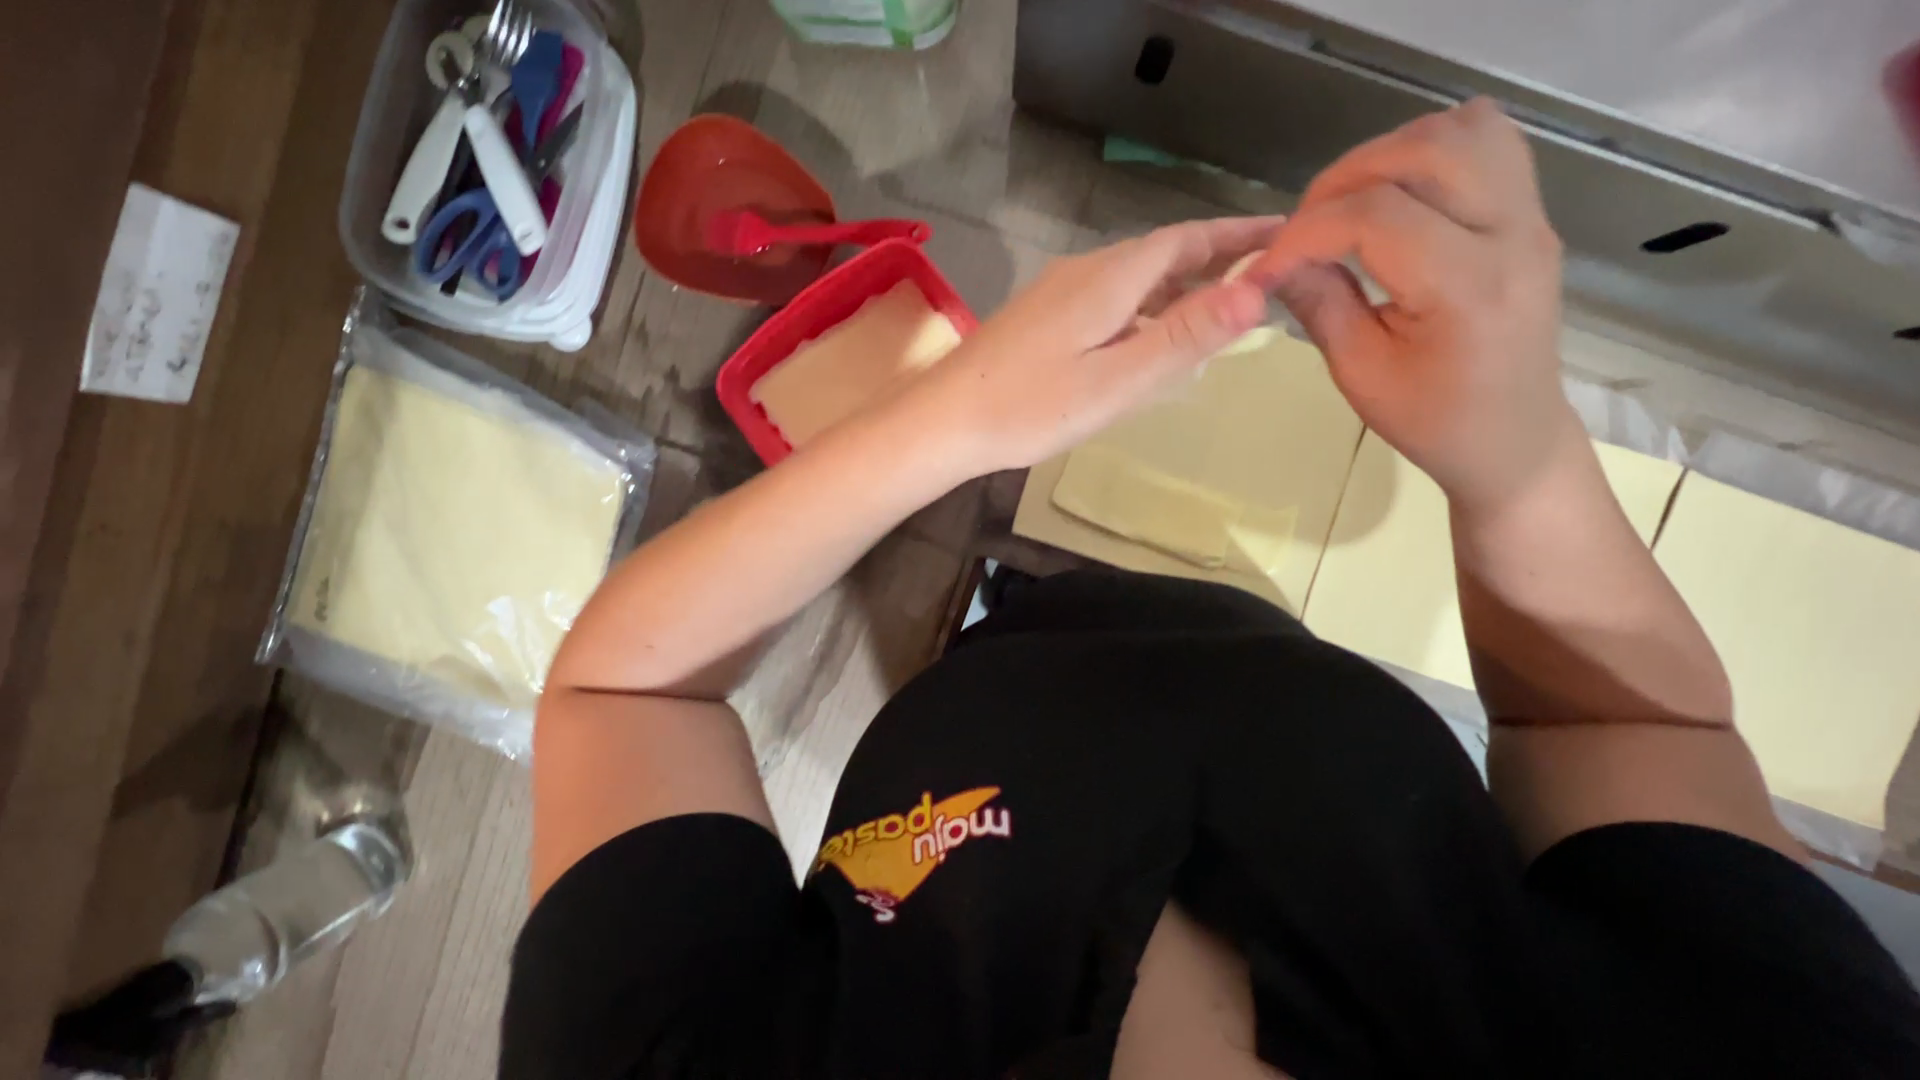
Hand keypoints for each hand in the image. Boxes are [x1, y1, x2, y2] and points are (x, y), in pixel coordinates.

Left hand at [899, 218, 1279, 474]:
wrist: (943, 421)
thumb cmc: (1031, 407)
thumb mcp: (1117, 380)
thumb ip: (1184, 337)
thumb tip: (1256, 291)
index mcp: (1111, 278)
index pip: (1189, 239)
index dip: (1239, 235)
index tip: (1287, 233)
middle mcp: (1086, 271)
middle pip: (1163, 253)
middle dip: (1216, 258)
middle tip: (1267, 275)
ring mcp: (1059, 292)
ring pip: (1135, 277)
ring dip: (1180, 284)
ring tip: (1221, 306)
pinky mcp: (1042, 317)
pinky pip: (1110, 299)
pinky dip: (1146, 307)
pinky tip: (1150, 337)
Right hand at [1244, 98, 1579, 514]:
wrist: (1512, 437)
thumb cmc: (1433, 419)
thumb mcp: (1360, 373)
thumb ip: (1319, 304)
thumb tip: (1273, 262)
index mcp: (1467, 288)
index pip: (1375, 217)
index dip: (1305, 233)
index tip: (1265, 267)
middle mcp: (1510, 235)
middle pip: (1425, 151)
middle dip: (1345, 178)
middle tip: (1307, 226)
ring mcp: (1530, 217)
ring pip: (1464, 130)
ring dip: (1391, 153)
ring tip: (1351, 203)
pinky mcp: (1531, 213)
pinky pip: (1489, 142)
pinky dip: (1433, 150)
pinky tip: (1398, 192)